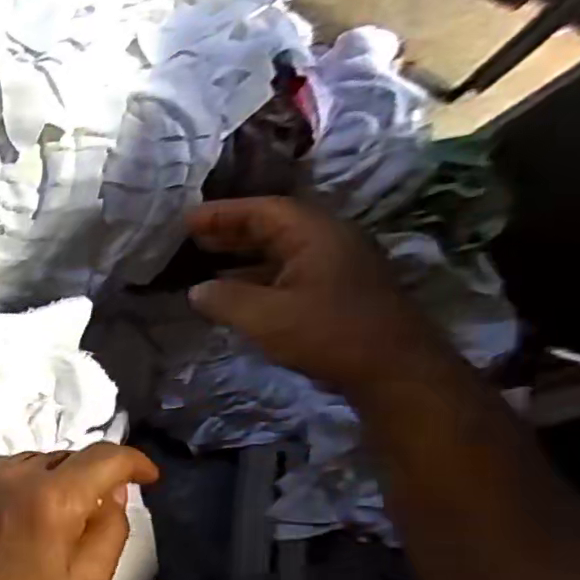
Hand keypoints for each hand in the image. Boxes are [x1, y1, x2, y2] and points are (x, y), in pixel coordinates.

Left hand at [0, 443, 159, 579]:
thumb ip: (112, 529)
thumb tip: (115, 493)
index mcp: (54, 498)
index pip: (106, 456)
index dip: (135, 462)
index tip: (148, 477)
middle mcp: (19, 472)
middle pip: (72, 457)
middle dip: (91, 479)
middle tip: (89, 515)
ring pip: (39, 460)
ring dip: (55, 480)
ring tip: (47, 519)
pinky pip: (8, 466)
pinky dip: (23, 482)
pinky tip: (16, 514)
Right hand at [184, 197, 453, 394]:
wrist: (393, 369)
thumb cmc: (328, 334)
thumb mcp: (265, 317)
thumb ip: (224, 299)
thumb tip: (196, 290)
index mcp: (316, 235)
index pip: (264, 210)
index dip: (222, 213)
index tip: (186, 219)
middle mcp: (329, 240)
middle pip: (274, 225)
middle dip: (231, 229)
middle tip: (190, 236)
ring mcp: (336, 265)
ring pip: (281, 248)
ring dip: (243, 252)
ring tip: (206, 258)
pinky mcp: (336, 289)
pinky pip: (288, 269)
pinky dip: (257, 273)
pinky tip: (235, 288)